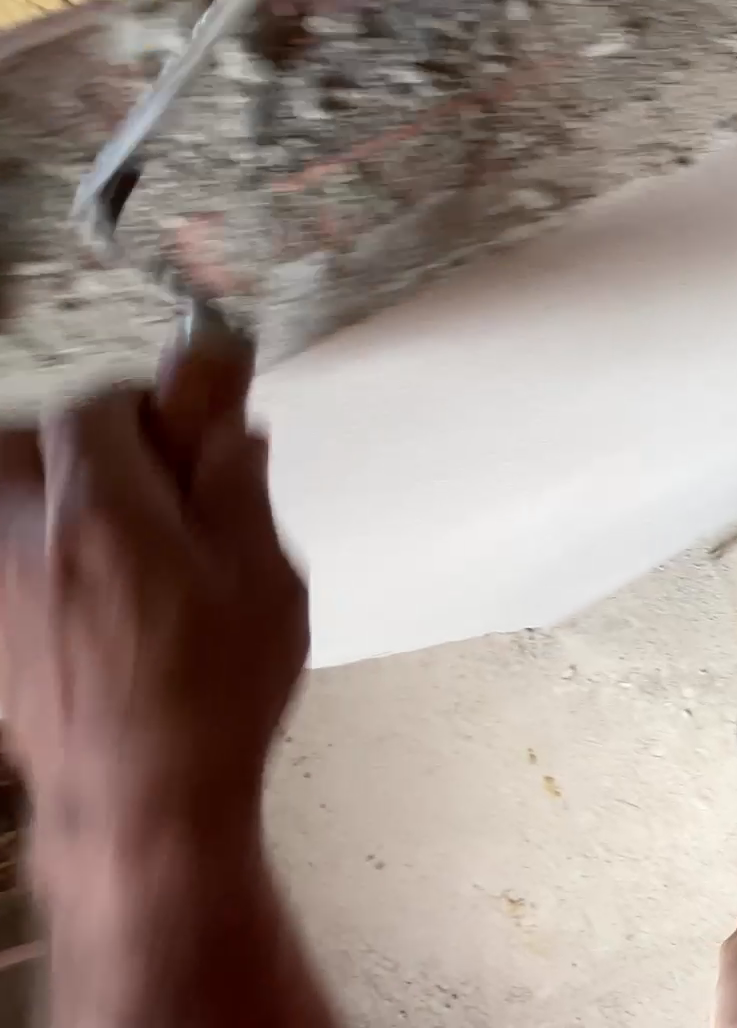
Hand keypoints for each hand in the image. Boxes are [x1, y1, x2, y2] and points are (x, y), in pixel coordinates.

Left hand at [0, 373, 306, 852]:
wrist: (144, 784)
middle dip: (89, 435)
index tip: (195, 410)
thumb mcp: (267, 579)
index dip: (148, 398)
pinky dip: (39, 528)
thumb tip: (230, 429)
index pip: (93, 410)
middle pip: (19, 438)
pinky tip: (99, 570)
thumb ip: (238, 494)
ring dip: (52, 477)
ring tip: (123, 516)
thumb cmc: (225, 677)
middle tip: (159, 468)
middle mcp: (20, 536)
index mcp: (106, 518)